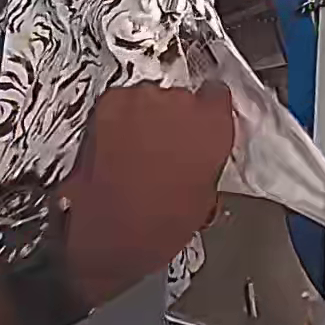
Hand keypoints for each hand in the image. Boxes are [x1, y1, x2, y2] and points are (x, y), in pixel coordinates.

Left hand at [58, 82, 234, 305]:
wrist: (106, 230)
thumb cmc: (157, 224)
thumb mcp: (202, 195)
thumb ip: (205, 158)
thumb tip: (197, 152)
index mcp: (213, 126)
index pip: (217, 95)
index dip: (206, 109)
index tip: (199, 122)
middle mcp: (182, 102)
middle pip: (180, 97)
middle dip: (171, 119)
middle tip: (161, 149)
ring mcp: (144, 97)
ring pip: (148, 98)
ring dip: (144, 117)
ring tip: (134, 152)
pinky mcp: (111, 100)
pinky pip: (120, 102)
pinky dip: (117, 118)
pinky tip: (113, 146)